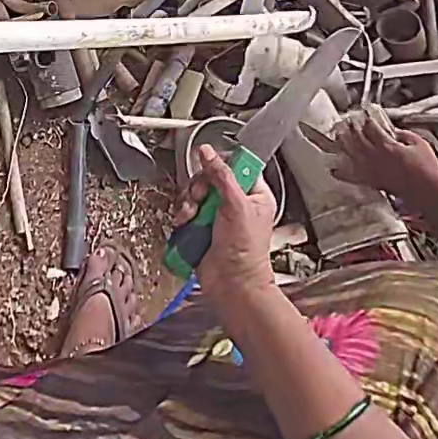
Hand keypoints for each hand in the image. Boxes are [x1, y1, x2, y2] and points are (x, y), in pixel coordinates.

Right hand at [173, 144, 276, 295]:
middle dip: (200, 186)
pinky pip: (187, 210)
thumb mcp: (236, 206)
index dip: (221, 164)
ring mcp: (217, 215)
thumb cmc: (245, 253)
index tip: (211, 169)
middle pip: (210, 177)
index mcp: (254, 195)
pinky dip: (183, 215)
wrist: (232, 287)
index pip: (236, 165)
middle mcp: (235, 202)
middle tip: (201, 197)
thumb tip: (208, 152)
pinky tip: (186, 223)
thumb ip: (221, 175)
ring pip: (196, 193)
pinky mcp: (202, 227)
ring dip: (189, 202)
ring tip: (191, 215)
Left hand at [329, 115, 437, 229]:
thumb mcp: (420, 144)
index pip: (370, 127)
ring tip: (337, 136)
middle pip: (356, 137)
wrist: (428, 193)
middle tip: (346, 122)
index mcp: (387, 145)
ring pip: (351, 153)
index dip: (366, 120)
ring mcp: (372, 169)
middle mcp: (375, 156)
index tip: (364, 117)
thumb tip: (395, 131)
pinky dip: (342, 173)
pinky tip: (334, 170)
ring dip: (342, 143)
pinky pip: (353, 177)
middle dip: (350, 128)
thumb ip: (406, 134)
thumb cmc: (427, 170)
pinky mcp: (372, 181)